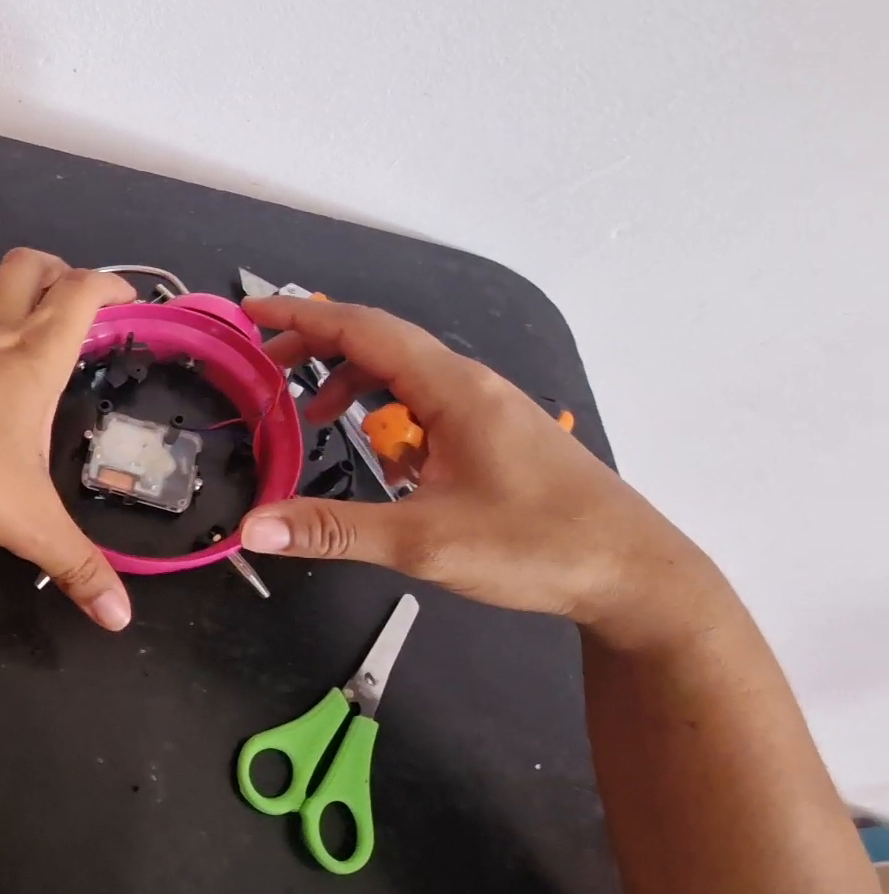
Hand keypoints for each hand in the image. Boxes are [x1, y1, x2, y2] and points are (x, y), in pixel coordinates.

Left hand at [0, 249, 138, 629]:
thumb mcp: (26, 522)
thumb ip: (76, 566)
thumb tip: (120, 618)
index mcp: (32, 358)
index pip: (81, 294)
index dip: (112, 285)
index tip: (130, 300)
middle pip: (25, 266)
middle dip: (55, 269)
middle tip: (71, 299)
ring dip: (5, 294)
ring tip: (20, 325)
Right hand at [236, 297, 723, 645]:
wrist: (642, 581)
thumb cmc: (536, 548)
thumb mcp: (422, 542)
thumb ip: (331, 529)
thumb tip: (251, 528)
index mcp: (453, 390)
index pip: (364, 329)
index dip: (302, 316)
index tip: (252, 312)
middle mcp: (470, 384)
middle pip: (380, 341)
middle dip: (316, 345)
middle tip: (266, 366)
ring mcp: (487, 406)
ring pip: (402, 370)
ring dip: (348, 379)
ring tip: (311, 415)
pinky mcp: (496, 432)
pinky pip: (424, 398)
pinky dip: (382, 407)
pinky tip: (378, 455)